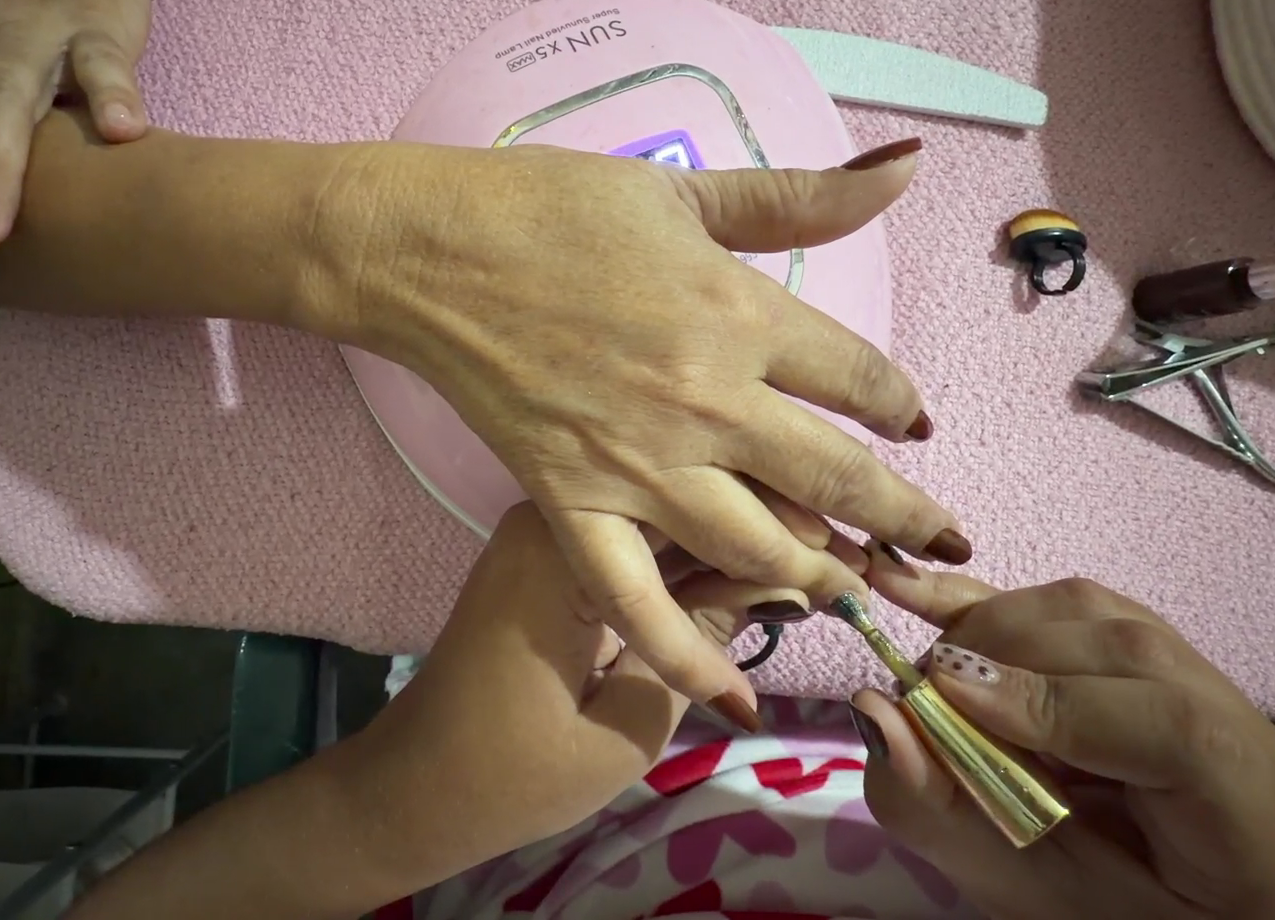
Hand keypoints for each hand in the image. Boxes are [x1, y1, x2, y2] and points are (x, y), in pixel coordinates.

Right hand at [329, 139, 965, 721]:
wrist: (435, 253)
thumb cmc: (554, 208)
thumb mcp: (685, 193)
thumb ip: (797, 197)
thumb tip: (904, 171)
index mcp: (738, 317)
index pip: (860, 379)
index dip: (899, 405)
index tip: (909, 422)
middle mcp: (706, 405)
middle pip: (835, 479)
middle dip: (901, 514)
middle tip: (939, 542)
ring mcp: (639, 467)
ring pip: (760, 548)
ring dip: (821, 573)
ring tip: (852, 584)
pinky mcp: (572, 504)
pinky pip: (635, 601)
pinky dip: (687, 655)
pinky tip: (737, 695)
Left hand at [357, 500, 863, 863]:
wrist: (421, 778)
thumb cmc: (516, 766)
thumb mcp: (629, 714)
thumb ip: (706, 635)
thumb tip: (791, 578)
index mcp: (567, 544)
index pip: (697, 510)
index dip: (783, 530)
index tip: (854, 556)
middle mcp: (557, 513)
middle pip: (683, 495)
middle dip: (769, 522)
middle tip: (848, 555)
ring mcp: (552, 526)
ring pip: (664, 509)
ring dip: (736, 533)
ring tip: (815, 557)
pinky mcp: (553, 547)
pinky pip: (635, 532)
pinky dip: (690, 552)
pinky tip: (748, 566)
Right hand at [853, 568, 1274, 918]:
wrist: (1157, 910)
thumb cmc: (1103, 918)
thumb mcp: (1025, 893)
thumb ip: (947, 815)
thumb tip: (874, 708)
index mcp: (1260, 830)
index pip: (1177, 732)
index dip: (1050, 699)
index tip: (943, 692)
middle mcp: (1255, 739)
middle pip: (1126, 649)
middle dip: (1000, 653)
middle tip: (921, 690)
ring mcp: (1206, 683)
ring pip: (1093, 611)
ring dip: (992, 627)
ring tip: (939, 673)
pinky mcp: (1151, 653)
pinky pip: (1072, 607)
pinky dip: (992, 605)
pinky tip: (925, 595)